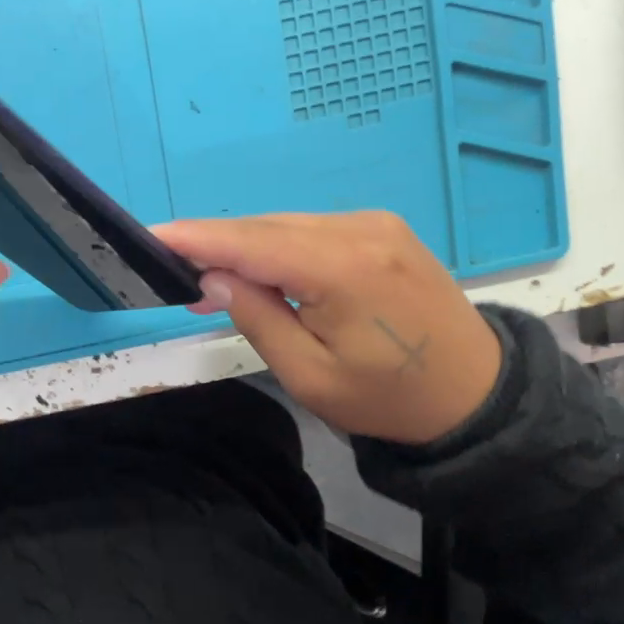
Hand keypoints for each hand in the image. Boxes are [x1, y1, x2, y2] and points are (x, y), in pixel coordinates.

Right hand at [154, 212, 502, 444]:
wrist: (472, 393)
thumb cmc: (385, 397)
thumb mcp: (308, 376)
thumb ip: (257, 319)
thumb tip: (215, 277)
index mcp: (343, 269)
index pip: (252, 243)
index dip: (197, 238)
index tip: (151, 236)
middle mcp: (360, 230)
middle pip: (265, 228)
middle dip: (214, 245)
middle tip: (169, 272)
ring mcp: (376, 225)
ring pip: (285, 226)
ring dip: (242, 248)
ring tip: (206, 279)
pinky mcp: (382, 231)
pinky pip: (310, 231)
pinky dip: (273, 247)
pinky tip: (255, 271)